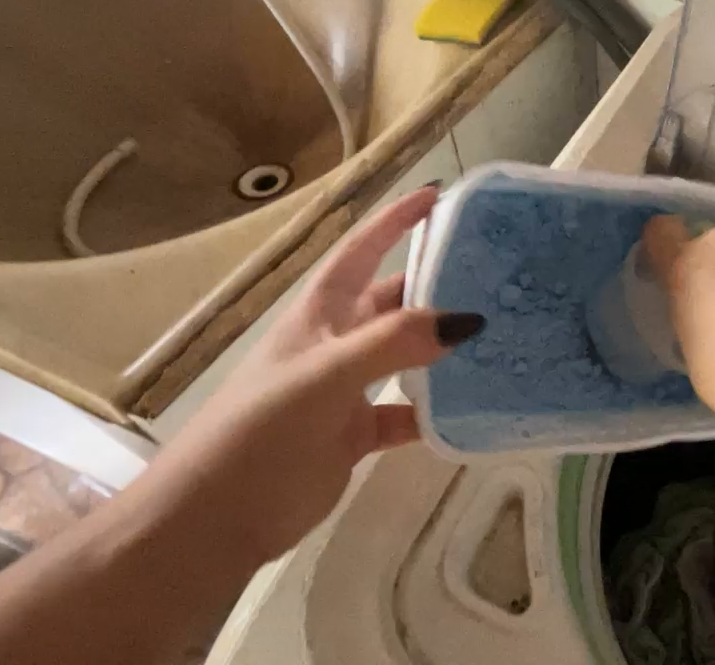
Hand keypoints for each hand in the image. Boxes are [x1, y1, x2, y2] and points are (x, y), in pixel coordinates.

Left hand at [128, 186, 482, 566]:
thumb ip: (396, 342)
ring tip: (500, 330)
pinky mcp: (358, 431)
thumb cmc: (261, 429)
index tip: (439, 194)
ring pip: (409, 353)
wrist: (214, 520)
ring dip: (445, 345)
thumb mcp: (327, 373)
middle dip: (438, 282)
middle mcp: (338, 341)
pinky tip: (475, 404)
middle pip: (395, 299)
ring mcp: (348, 387)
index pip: (363, 250)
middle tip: (496, 271)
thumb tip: (469, 320)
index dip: (396, 219)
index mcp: (321, 313)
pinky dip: (439, 407)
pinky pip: (411, 409)